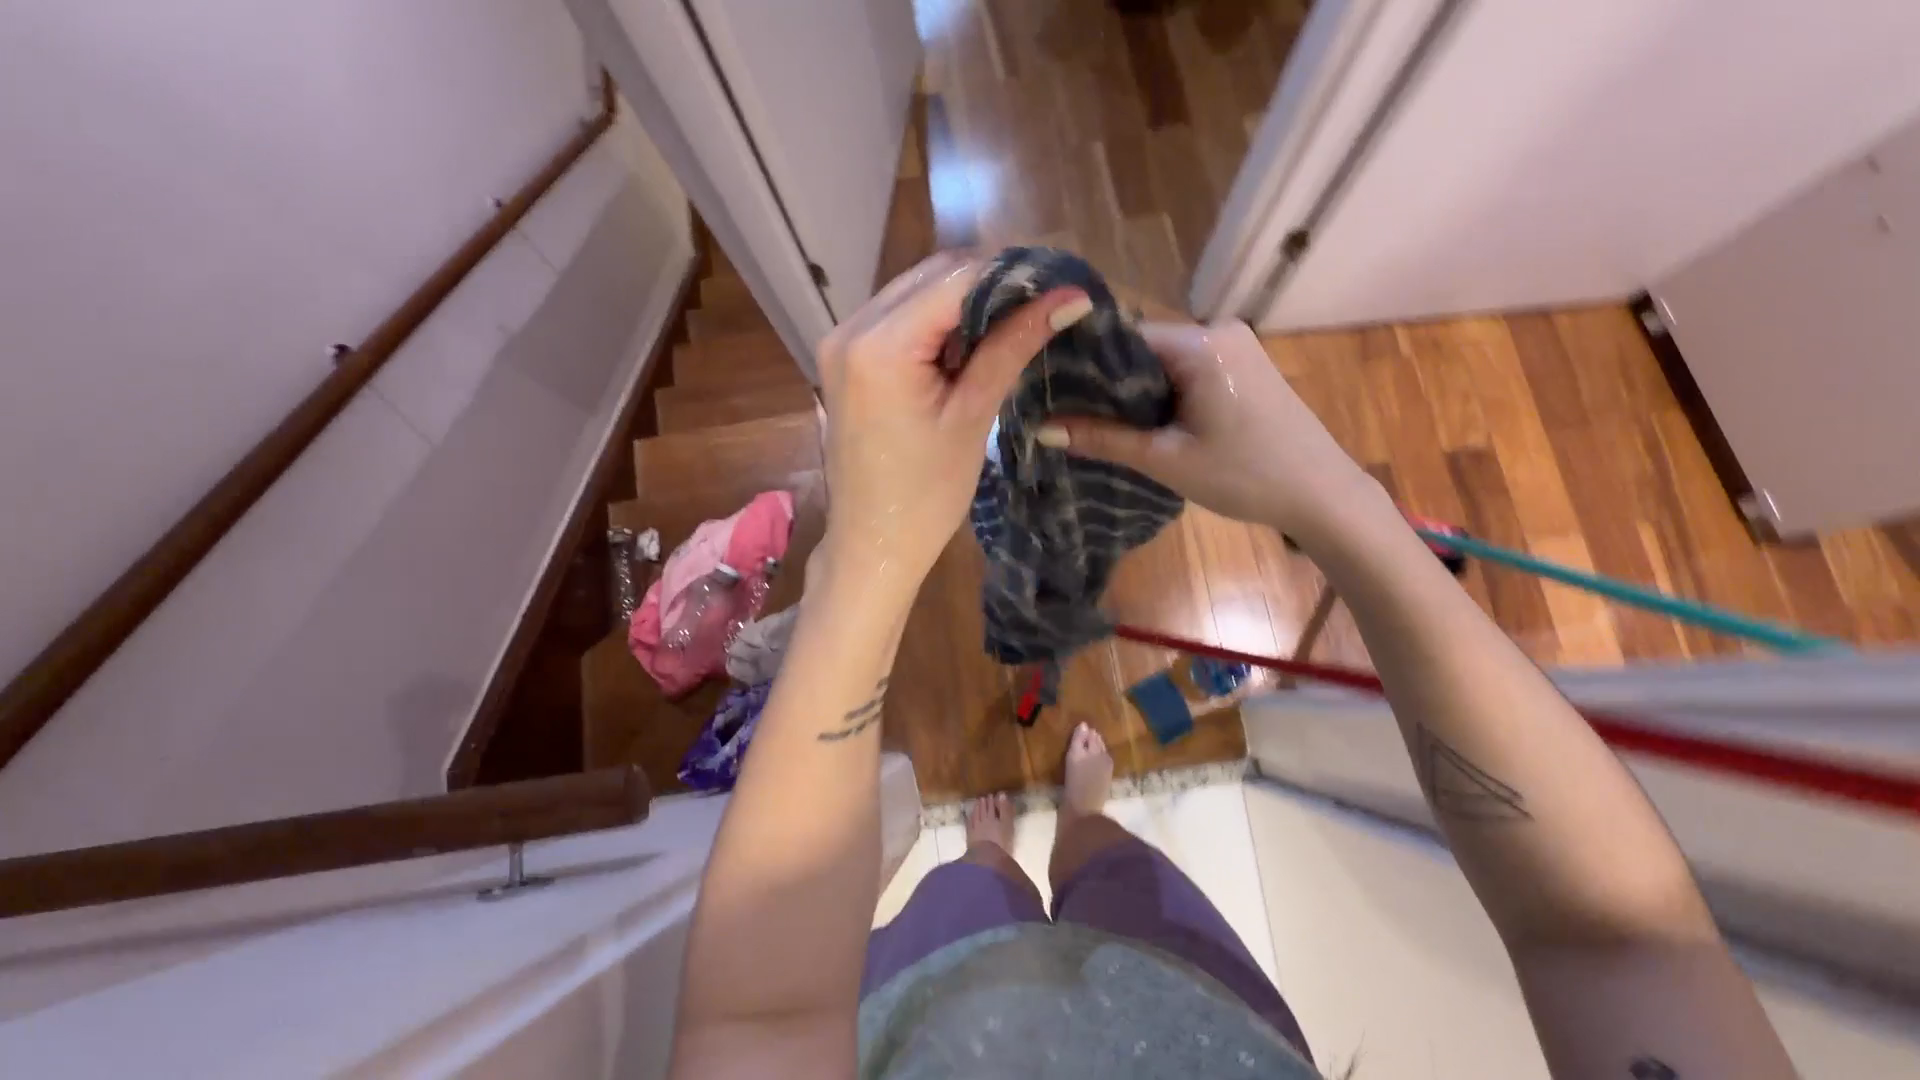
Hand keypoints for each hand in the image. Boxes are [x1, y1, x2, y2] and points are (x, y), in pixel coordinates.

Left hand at [814, 252, 1091, 597]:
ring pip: (914, 292)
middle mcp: (851, 328)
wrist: (872, 545)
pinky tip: (966, 350)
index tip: (1059, 288)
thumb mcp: (973, 416)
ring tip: (1009, 331)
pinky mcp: (844, 358)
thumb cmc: (926, 495)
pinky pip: (897, 318)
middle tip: (1039, 309)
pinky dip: (934, 323)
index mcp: (880, 345)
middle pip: (931, 275)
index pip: (956, 278)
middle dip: (987, 285)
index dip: (1012, 276)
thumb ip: (1013, 346)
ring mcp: (841, 341)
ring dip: (961, 303)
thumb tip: (1070, 298)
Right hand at [1038, 320, 1376, 537]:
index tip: (1053, 393)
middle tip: (1069, 413)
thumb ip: (1104, 439)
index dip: (1087, 367)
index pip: (1124, 339)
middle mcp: (1220, 331)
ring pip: (1166, 359)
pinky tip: (1147, 421)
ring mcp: (1238, 346)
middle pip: (1145, 347)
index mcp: (1201, 345)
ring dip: (1138, 389)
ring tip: (1101, 421)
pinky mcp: (1247, 365)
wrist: (1323, 495)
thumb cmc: (1245, 476)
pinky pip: (1190, 368)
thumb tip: (1041, 430)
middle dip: (1110, 381)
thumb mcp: (1167, 459)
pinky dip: (1165, 391)